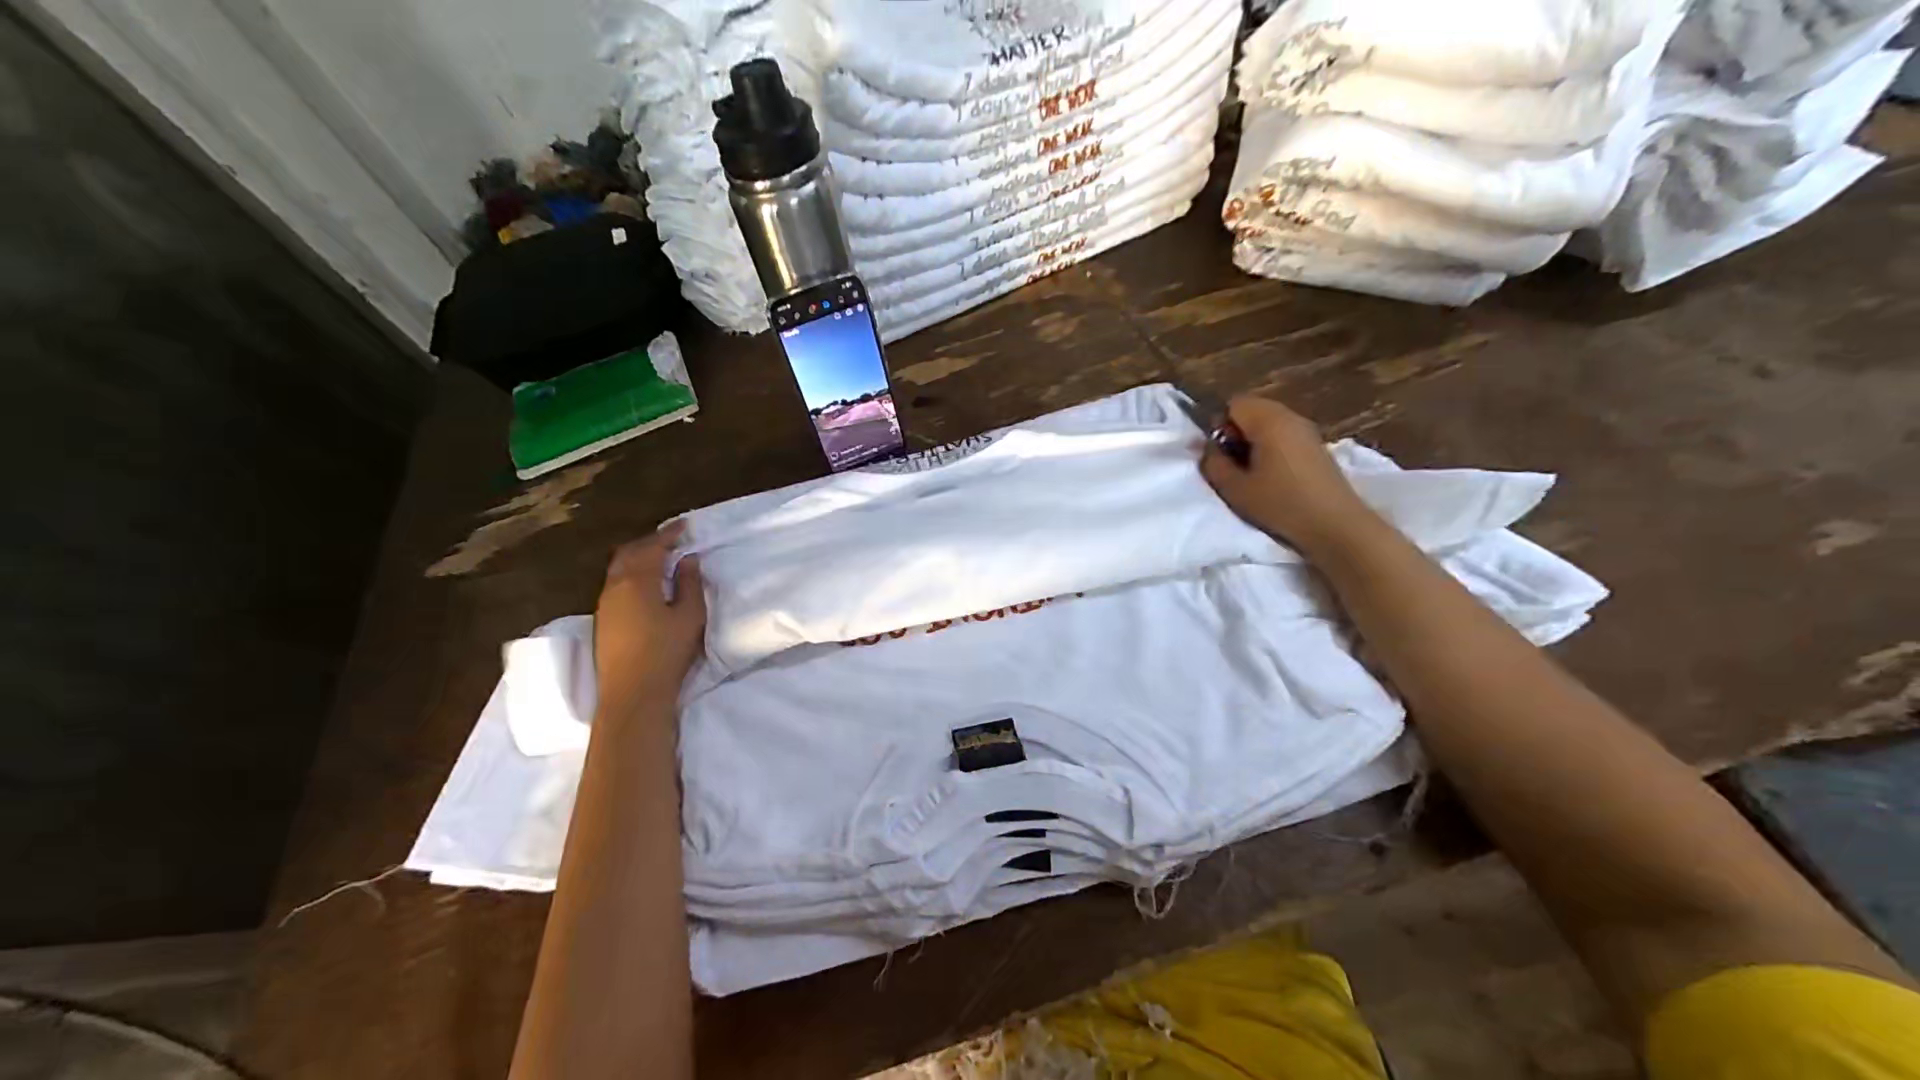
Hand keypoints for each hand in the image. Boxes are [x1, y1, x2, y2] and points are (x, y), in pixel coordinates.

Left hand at [593, 522, 705, 712]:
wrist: (632, 694)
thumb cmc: (666, 652)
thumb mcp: (690, 616)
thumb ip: (689, 584)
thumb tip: (687, 560)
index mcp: (637, 580)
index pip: (652, 547)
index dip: (669, 533)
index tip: (685, 525)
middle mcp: (614, 587)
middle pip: (629, 553)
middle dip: (649, 542)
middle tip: (670, 539)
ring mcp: (604, 605)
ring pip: (618, 569)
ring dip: (637, 558)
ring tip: (658, 559)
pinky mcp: (602, 621)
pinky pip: (615, 584)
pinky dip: (630, 574)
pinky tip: (644, 584)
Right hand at [1199, 395, 1377, 557]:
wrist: (1336, 525)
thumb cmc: (1281, 504)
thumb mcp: (1235, 488)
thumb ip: (1213, 463)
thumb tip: (1208, 448)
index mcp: (1268, 420)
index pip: (1233, 404)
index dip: (1219, 425)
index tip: (1219, 454)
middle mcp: (1290, 416)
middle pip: (1253, 410)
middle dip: (1236, 433)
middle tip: (1233, 466)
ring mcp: (1307, 431)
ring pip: (1269, 424)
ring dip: (1254, 443)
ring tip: (1252, 474)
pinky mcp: (1317, 447)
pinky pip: (1285, 436)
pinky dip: (1273, 450)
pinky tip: (1274, 478)